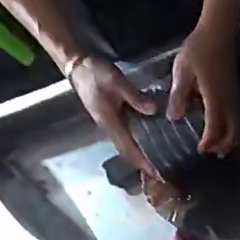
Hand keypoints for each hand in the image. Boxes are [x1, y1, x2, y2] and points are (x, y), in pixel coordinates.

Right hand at [68, 54, 156, 172]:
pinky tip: (148, 140)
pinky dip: (136, 142)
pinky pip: (125, 135)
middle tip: (161, 171)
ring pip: (126, 145)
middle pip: (127, 152)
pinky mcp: (110, 118)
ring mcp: (108, 124)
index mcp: (110, 122)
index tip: (155, 172)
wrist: (78, 67)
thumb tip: (154, 111)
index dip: (142, 161)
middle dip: (142, 163)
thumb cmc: (96, 74)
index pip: (128, 148)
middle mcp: (108, 128)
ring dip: (139, 155)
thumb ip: (135, 98)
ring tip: (157, 159)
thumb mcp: (117, 82)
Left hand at [170, 24, 239, 155]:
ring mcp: (234, 96)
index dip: (208, 141)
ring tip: (217, 147)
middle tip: (210, 154)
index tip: (199, 151)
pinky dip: (231, 128)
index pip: (215, 126)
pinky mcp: (234, 91)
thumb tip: (174, 118)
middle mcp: (228, 100)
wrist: (218, 31)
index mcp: (214, 97)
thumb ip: (178, 95)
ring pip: (238, 124)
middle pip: (234, 131)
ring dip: (230, 138)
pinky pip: (237, 116)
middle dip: (223, 145)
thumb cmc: (198, 49)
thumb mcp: (182, 71)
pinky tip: (220, 128)